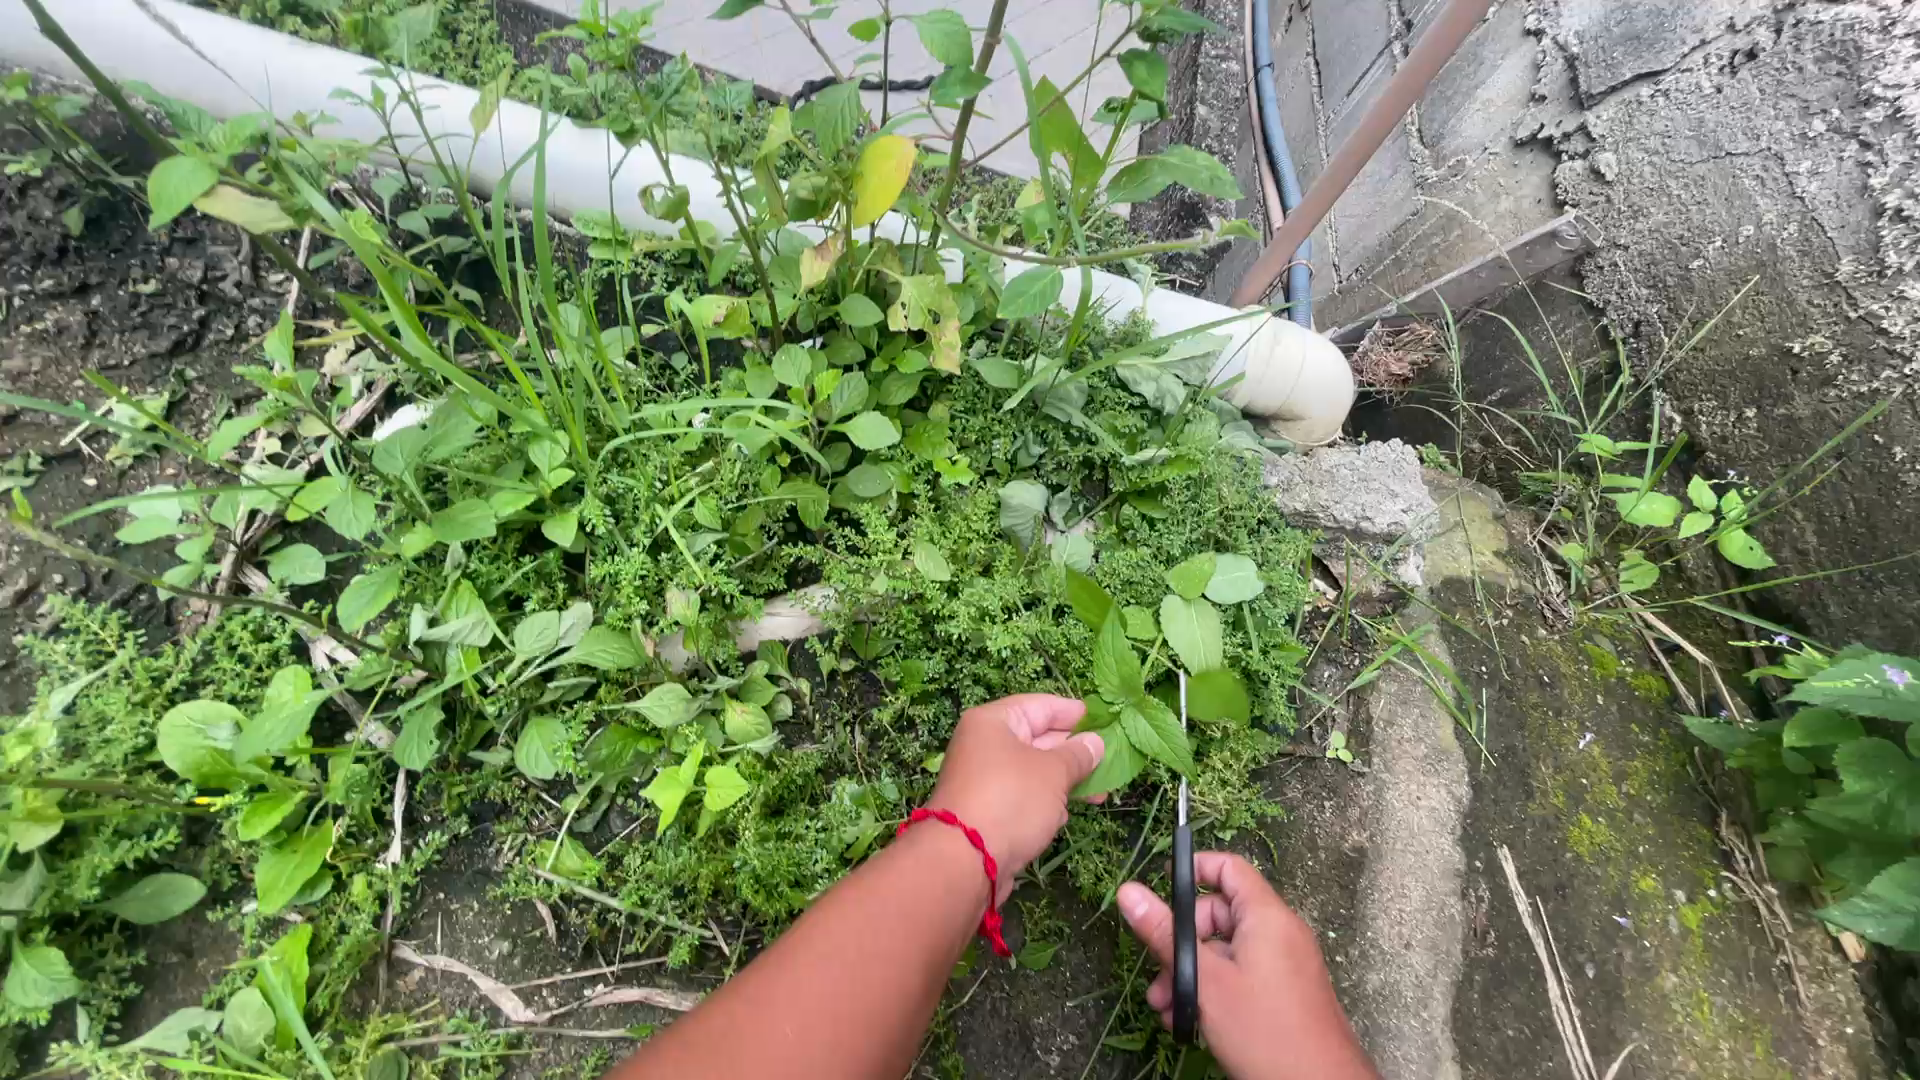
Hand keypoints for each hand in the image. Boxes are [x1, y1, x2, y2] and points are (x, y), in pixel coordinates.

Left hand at [928, 694, 1102, 900]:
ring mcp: (984, 778)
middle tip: (1110, 760)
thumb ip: (1077, 755)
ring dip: (1065, 780)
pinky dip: (1045, 802)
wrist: (964, 861)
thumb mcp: (1052, 772)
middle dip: (1074, 751)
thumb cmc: (1010, 800)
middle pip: (1038, 738)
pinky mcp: (987, 810)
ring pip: (1033, 771)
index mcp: (993, 722)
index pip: (1040, 706)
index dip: (1073, 712)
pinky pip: (1023, 796)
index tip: (1104, 720)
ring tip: (1099, 793)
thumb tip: (1095, 742)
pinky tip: (1065, 814)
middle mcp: (985, 744)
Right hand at [1119, 853, 1376, 1079]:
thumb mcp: (1204, 980)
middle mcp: (1280, 933)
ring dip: (1191, 972)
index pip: (1228, 868)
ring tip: (1166, 1005)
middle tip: (1158, 970)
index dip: (1194, 869)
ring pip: (1226, 950)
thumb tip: (1128, 891)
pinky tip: (1190, 1019)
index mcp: (1267, 916)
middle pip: (1220, 913)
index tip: (1161, 888)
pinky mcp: (1285, 995)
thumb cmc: (1264, 1031)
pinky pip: (1241, 974)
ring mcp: (1285, 965)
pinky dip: (1214, 988)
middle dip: (1182, 939)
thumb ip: (1164, 933)